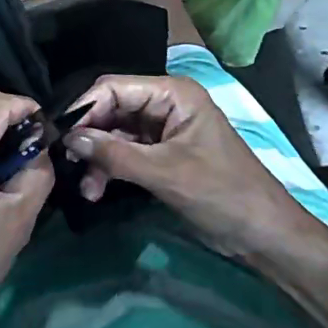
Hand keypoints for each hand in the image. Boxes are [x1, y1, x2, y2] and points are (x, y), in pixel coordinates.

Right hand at [62, 74, 318, 261]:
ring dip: (97, 158)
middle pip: (110, 109)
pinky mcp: (161, 153)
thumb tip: (68, 140)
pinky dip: (109, 169)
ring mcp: (162, 129)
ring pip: (113, 133)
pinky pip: (123, 152)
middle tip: (67, 164)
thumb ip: (114, 154)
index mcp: (173, 94)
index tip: (60, 135)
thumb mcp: (166, 174)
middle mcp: (164, 104)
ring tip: (85, 187)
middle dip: (89, 137)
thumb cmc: (224, 195)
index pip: (113, 88)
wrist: (267, 239)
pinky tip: (96, 189)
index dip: (84, 108)